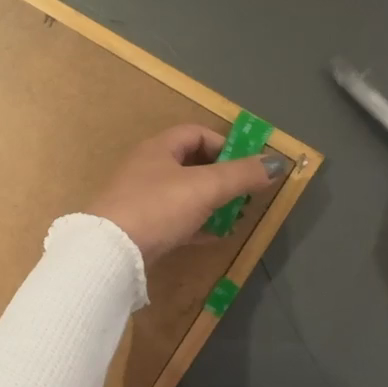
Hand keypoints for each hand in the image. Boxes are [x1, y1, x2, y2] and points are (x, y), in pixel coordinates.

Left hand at [86, 125, 287, 262]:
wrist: (111, 252)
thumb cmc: (158, 207)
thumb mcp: (205, 187)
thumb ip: (241, 175)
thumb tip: (276, 163)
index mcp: (158, 149)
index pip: (196, 134)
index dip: (224, 144)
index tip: (246, 164)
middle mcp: (146, 169)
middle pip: (191, 164)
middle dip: (221, 177)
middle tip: (245, 192)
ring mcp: (141, 199)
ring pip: (184, 194)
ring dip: (211, 202)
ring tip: (235, 216)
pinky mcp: (140, 227)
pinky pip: (175, 220)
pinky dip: (197, 224)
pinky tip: (215, 236)